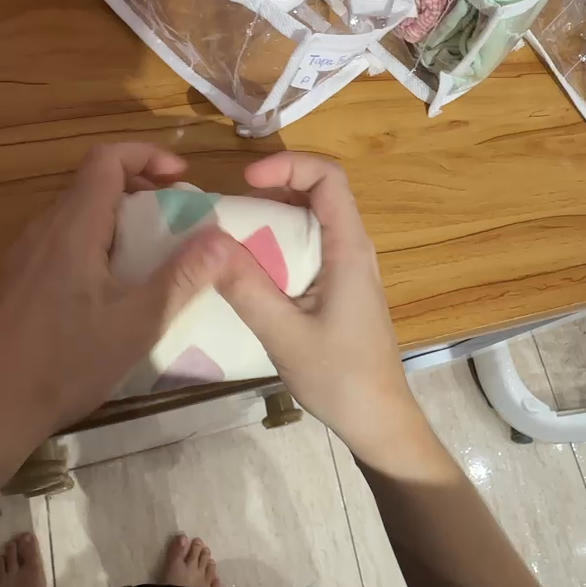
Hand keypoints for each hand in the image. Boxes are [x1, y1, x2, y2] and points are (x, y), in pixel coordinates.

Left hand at [0, 143, 231, 438]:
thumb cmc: (67, 365)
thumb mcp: (137, 325)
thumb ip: (181, 277)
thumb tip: (222, 238)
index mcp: (73, 228)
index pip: (106, 159)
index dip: (147, 155)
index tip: (182, 178)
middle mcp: (45, 229)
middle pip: (93, 181)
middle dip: (142, 186)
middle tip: (179, 217)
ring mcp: (26, 253)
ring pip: (78, 210)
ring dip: (121, 214)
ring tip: (155, 248)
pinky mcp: (19, 276)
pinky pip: (64, 236)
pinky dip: (98, 237)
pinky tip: (115, 282)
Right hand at [213, 153, 432, 466]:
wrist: (379, 421)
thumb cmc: (340, 377)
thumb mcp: (284, 334)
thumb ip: (246, 287)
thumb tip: (207, 242)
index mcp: (350, 249)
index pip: (329, 178)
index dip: (289, 165)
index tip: (247, 181)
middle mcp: (355, 249)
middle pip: (320, 193)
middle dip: (274, 188)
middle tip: (229, 207)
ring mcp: (350, 268)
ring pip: (314, 220)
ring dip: (274, 216)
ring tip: (232, 233)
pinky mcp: (341, 287)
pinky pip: (311, 247)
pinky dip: (280, 242)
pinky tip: (251, 267)